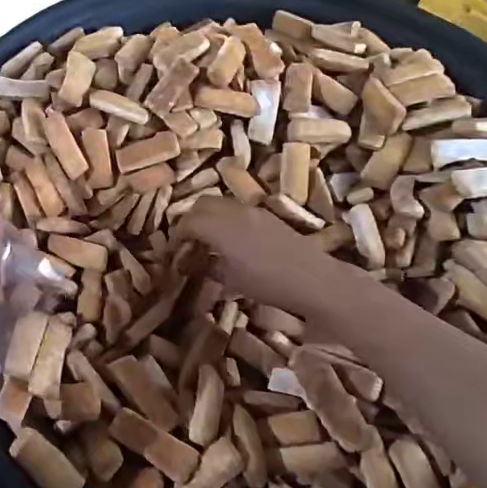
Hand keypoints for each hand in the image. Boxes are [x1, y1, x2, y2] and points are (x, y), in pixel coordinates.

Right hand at [173, 196, 351, 319]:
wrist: (313, 279)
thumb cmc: (267, 283)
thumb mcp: (230, 279)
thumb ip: (206, 266)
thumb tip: (188, 263)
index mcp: (220, 227)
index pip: (187, 222)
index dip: (176, 236)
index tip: (173, 252)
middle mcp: (233, 211)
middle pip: (201, 205)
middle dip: (190, 220)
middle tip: (188, 242)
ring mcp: (252, 210)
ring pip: (220, 203)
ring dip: (208, 217)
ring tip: (208, 241)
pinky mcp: (267, 215)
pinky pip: (236, 209)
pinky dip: (225, 218)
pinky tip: (231, 240)